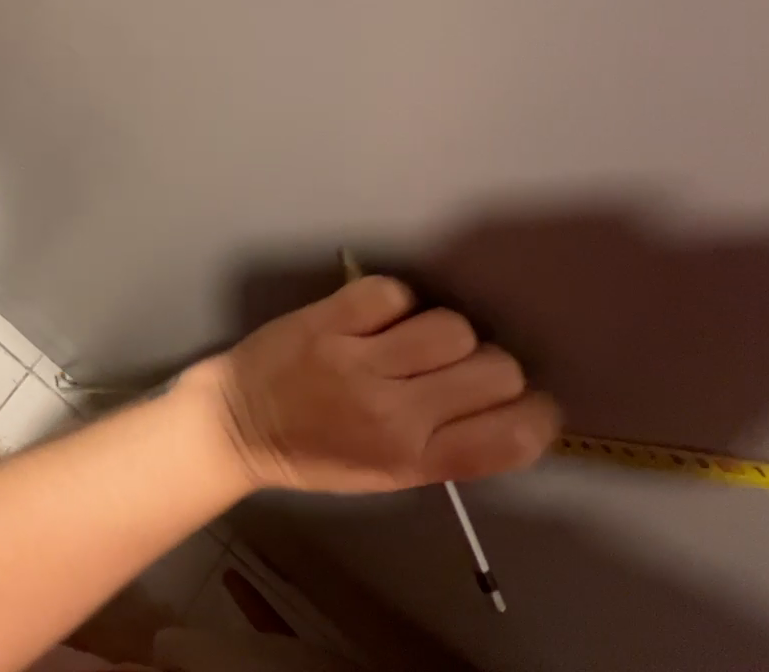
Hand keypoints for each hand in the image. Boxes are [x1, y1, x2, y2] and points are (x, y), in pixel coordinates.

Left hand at [194, 275, 560, 492]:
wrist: (234, 424)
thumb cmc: (311, 454)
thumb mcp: (386, 475)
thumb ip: (446, 447)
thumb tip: (504, 407)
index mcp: (414, 461)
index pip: (514, 437)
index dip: (534, 413)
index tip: (519, 402)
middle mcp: (393, 413)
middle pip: (496, 370)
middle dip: (487, 366)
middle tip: (451, 369)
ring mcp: (357, 362)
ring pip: (451, 326)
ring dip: (442, 330)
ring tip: (411, 341)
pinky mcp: (325, 322)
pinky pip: (391, 293)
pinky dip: (392, 301)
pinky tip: (374, 318)